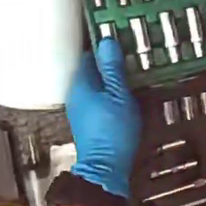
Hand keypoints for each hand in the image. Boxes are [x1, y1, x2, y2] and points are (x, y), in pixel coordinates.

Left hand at [66, 37, 141, 199]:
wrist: (105, 168)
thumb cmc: (113, 131)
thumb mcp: (119, 96)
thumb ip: (113, 69)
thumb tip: (106, 40)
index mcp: (80, 83)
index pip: (88, 54)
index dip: (104, 46)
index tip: (120, 37)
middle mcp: (75, 93)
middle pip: (92, 69)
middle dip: (108, 62)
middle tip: (130, 52)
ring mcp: (80, 108)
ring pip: (96, 84)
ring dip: (110, 78)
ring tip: (130, 70)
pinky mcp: (88, 120)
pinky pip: (98, 97)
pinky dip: (109, 92)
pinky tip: (123, 92)